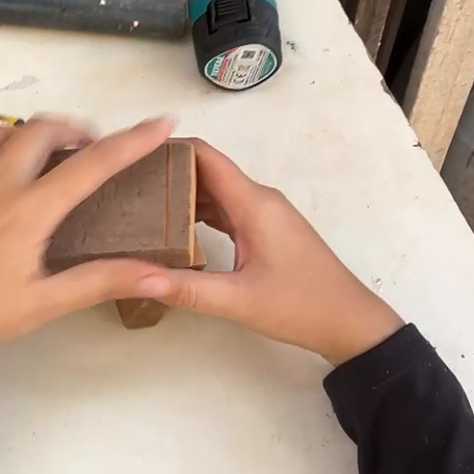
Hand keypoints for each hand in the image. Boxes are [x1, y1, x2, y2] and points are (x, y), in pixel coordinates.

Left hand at [0, 116, 177, 348]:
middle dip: (73, 130)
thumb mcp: (39, 305)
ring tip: (40, 153)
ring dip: (28, 134)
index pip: (92, 164)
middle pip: (42, 131)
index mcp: (27, 211)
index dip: (133, 141)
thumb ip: (99, 282)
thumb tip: (158, 276)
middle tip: (86, 149)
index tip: (161, 123)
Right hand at [143, 141, 403, 364]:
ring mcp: (263, 214)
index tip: (129, 156)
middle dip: (166, 172)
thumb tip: (136, 278)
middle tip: (122, 186)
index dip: (168, 149)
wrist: (350, 324)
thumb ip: (187, 289)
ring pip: (214, 191)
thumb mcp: (239, 301)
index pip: (205, 157)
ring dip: (179, 193)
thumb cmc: (300, 306)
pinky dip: (196, 212)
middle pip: (206, 170)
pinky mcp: (264, 229)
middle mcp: (258, 200)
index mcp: (253, 204)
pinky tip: (170, 227)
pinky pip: (224, 209)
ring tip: (136, 204)